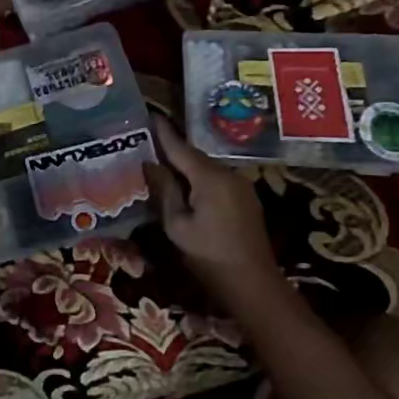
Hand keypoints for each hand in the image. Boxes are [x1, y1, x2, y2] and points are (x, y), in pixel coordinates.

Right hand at [144, 120, 285, 304]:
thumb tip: (150, 164)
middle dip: (170, 148)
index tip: (147, 114)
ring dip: (182, 165)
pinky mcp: (244, 200)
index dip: (162, 132)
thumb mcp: (177, 225)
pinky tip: (181, 185)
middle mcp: (228, 174)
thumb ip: (164, 191)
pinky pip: (214, 180)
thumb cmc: (209, 256)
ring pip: (204, 169)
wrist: (253, 285)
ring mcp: (240, 187)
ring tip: (157, 162)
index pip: (179, 147)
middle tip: (144, 140)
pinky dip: (195, 178)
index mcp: (210, 177)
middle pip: (193, 156)